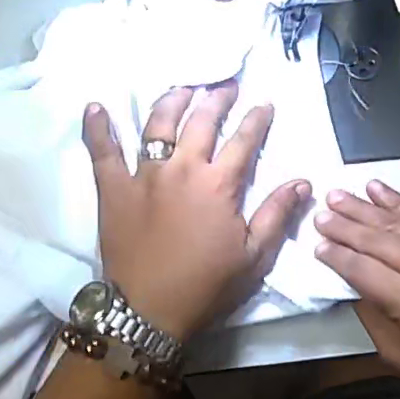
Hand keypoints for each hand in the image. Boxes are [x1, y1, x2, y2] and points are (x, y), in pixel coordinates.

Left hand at [82, 83, 310, 339]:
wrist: (147, 312)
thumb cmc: (207, 285)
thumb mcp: (255, 255)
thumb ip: (278, 214)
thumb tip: (303, 181)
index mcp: (219, 184)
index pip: (244, 140)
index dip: (257, 118)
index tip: (265, 103)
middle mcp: (182, 169)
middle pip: (201, 121)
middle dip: (217, 99)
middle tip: (226, 86)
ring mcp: (144, 175)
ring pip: (157, 125)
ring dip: (172, 101)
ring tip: (182, 88)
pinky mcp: (113, 189)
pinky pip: (102, 152)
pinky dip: (98, 128)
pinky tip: (96, 106)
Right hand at [312, 180, 399, 398]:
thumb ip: (375, 318)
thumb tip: (351, 283)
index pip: (367, 271)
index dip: (338, 256)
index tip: (315, 244)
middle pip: (383, 240)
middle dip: (348, 226)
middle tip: (320, 213)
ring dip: (368, 209)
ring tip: (339, 195)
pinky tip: (379, 191)